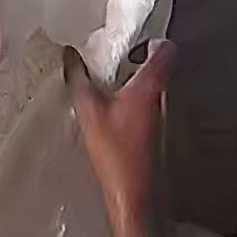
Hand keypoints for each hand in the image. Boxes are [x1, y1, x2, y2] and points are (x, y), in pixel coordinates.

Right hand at [65, 39, 178, 224]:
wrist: (133, 195)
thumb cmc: (115, 150)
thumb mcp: (89, 108)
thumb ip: (78, 77)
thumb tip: (70, 55)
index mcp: (150, 86)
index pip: (166, 51)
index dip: (152, 41)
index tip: (133, 43)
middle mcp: (164, 99)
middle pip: (161, 68)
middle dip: (140, 61)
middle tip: (116, 61)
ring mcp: (166, 118)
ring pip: (156, 89)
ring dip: (137, 83)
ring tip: (111, 85)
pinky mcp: (161, 135)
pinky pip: (151, 107)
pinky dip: (136, 102)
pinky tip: (114, 113)